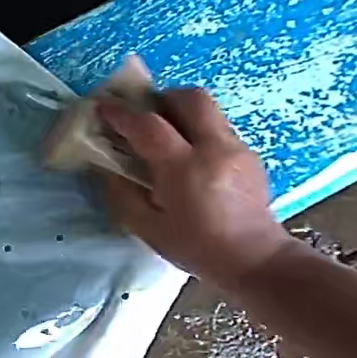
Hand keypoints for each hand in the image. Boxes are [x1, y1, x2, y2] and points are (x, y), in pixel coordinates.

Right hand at [94, 87, 297, 287]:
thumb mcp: (145, 226)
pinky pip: (218, 128)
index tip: (102, 107)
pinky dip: (197, 131)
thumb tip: (107, 167)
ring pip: (208, 109)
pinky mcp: (249, 155)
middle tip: (142, 115)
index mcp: (184, 168)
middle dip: (161, 98)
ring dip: (180, 112)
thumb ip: (122, 192)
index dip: (121, 113)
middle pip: (190, 98)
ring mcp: (237, 149)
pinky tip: (188, 158)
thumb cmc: (195, 247)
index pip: (149, 126)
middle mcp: (215, 149)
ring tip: (164, 135)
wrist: (255, 259)